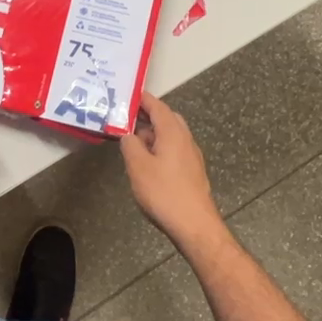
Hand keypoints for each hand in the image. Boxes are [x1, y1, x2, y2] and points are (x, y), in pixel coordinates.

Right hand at [120, 93, 224, 245]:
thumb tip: (128, 134)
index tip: (128, 95)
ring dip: (152, 133)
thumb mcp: (137, 166)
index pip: (158, 106)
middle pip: (167, 119)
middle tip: (127, 119)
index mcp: (173, 133)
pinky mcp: (191, 171)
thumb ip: (130, 145)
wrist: (194, 225)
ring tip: (132, 141)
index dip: (143, 99)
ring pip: (171, 135)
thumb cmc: (164, 192)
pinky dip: (159, 147)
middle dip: (147, 116)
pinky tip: (147, 161)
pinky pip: (173, 149)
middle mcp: (185, 140)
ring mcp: (191, 156)